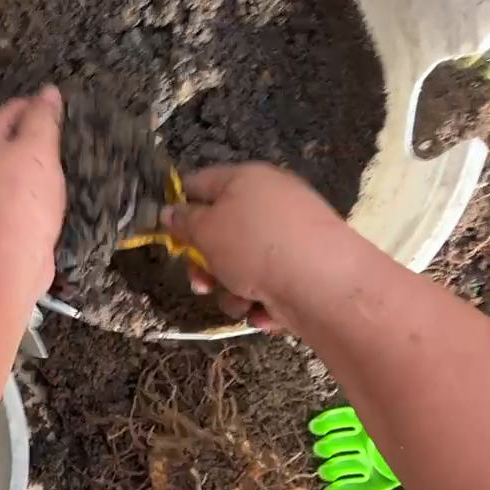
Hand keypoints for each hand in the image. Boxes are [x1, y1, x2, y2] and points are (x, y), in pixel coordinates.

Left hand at [0, 87, 65, 287]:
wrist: (9, 262)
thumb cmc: (23, 200)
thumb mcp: (38, 150)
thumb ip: (43, 118)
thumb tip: (47, 92)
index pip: (11, 111)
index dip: (39, 106)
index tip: (67, 112)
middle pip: (10, 141)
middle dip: (38, 138)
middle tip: (70, 140)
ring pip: (13, 170)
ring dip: (38, 167)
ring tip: (66, 168)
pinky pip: (17, 196)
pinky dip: (34, 192)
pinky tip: (52, 197)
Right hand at [161, 163, 347, 328]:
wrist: (323, 284)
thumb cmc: (254, 247)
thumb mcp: (206, 231)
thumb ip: (183, 221)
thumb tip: (170, 211)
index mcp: (245, 180)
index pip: (199, 183)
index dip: (178, 206)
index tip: (166, 233)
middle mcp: (269, 203)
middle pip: (219, 231)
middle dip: (204, 263)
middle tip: (200, 281)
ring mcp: (288, 237)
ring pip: (239, 264)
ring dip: (229, 289)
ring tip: (238, 301)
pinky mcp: (301, 268)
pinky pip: (265, 283)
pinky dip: (258, 299)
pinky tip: (262, 309)